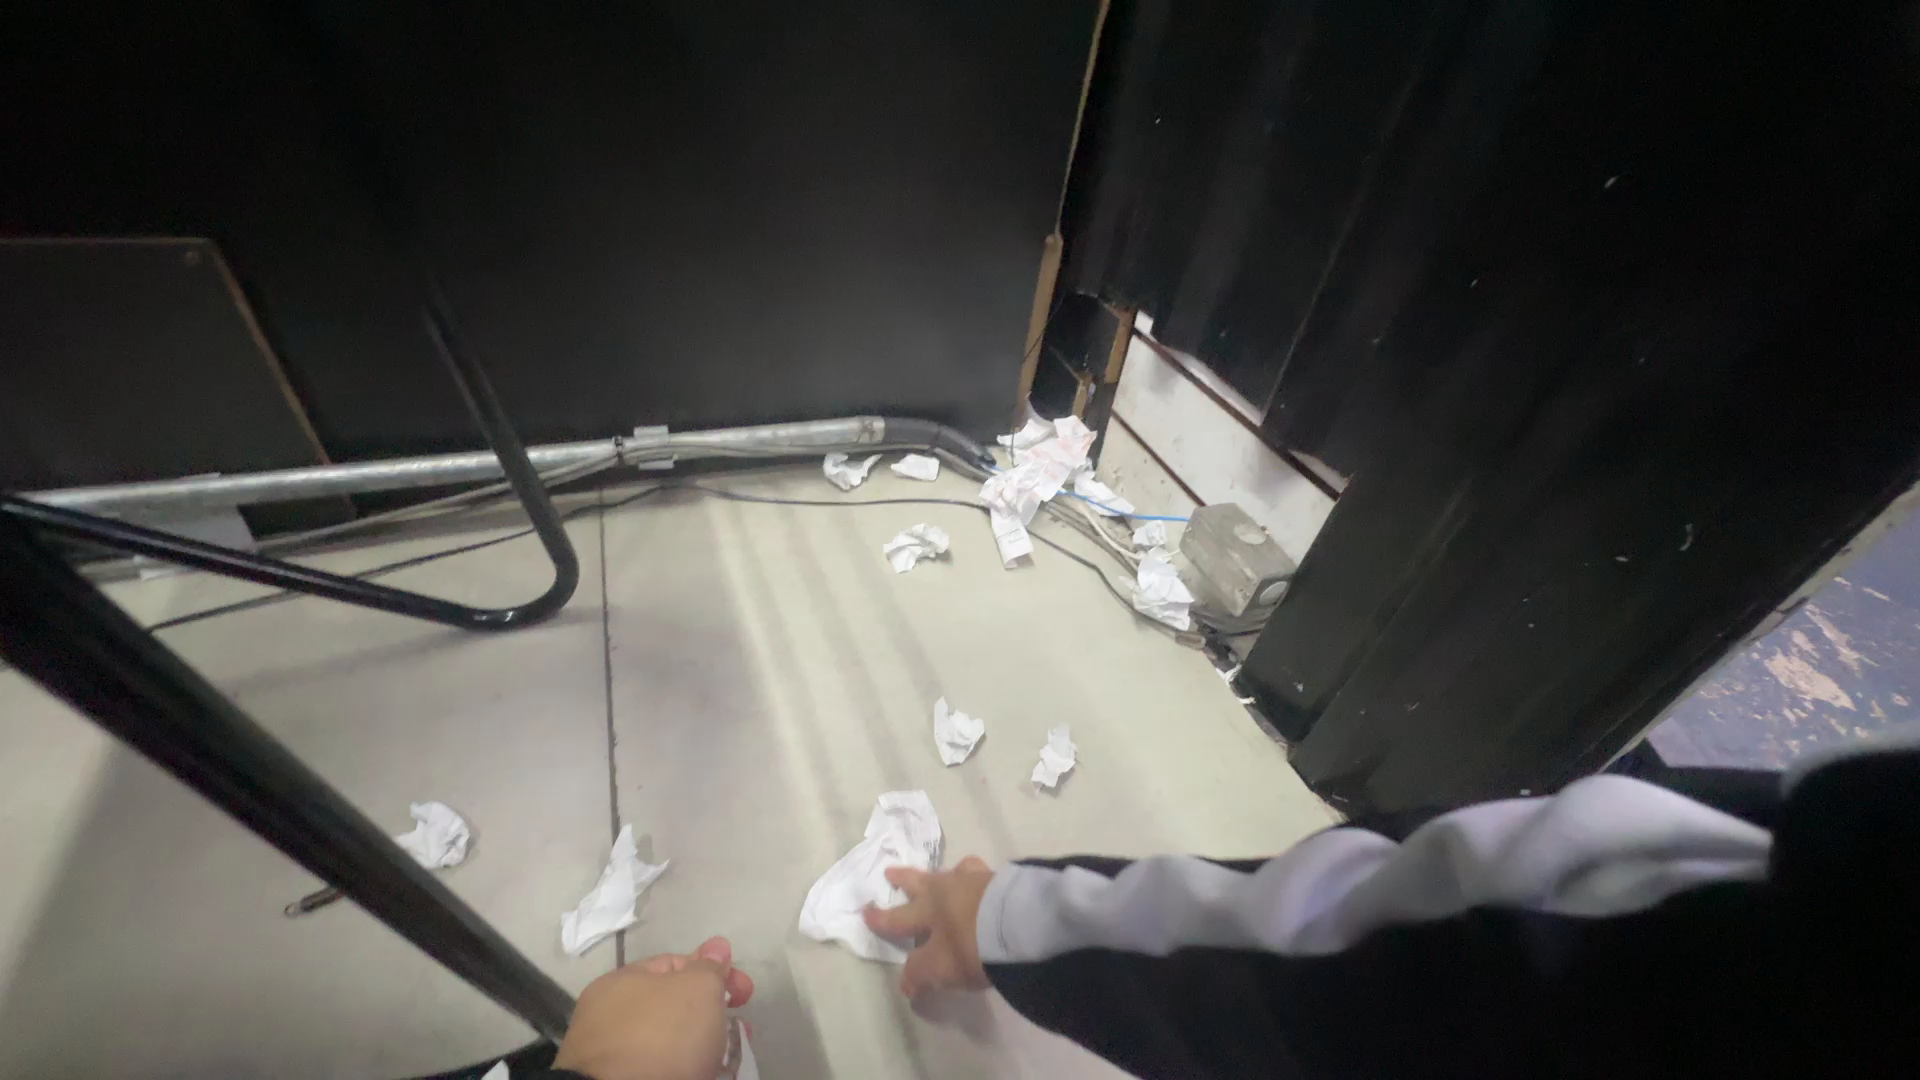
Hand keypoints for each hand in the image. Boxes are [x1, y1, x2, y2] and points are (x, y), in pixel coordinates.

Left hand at [553, 936, 754, 1079]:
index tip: (741, 991)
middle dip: (712, 1013)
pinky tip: (709, 1073)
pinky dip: (687, 1069)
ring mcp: (611, 1062)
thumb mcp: (699, 987)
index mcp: (619, 984)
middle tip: (741, 1028)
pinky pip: (662, 1069)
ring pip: (668, 1043)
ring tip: (731, 1056)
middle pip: (673, 1006)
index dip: (713, 971)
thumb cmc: (663, 1037)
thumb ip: (711, 965)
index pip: (674, 964)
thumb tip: (716, 947)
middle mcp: (608, 1019)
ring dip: (703, 1044)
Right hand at [862, 856, 994, 996]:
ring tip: (946, 874)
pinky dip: (976, 879)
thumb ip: (919, 973)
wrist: (1019, 923)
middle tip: (890, 871)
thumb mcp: (939, 967)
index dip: (882, 918)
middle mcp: (948, 888)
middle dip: (904, 879)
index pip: (899, 917)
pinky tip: (981, 883)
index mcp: (928, 907)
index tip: (867, 911)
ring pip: (954, 871)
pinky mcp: (1001, 880)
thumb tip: (905, 984)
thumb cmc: (971, 945)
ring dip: (945, 874)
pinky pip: (981, 875)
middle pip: (921, 882)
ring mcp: (977, 879)